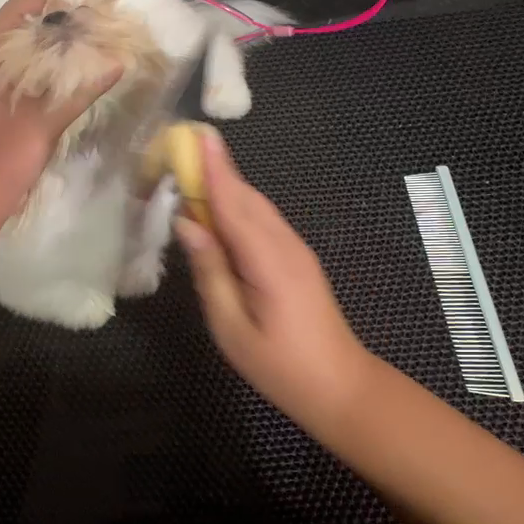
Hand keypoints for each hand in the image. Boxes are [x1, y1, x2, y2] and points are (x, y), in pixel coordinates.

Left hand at [0, 0, 121, 212]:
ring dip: (44, 50)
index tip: (72, 9)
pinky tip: (65, 80)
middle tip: (83, 30)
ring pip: (16, 56)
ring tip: (80, 50)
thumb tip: (116, 63)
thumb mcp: (47, 119)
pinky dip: (39, 72)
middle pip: (14, 32)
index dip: (40, 5)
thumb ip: (82, 89)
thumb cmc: (5, 152)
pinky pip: (17, 77)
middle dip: (48, 27)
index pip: (10, 14)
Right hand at [175, 130, 375, 427]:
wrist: (342, 390)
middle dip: (215, 167)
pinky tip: (217, 204)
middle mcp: (285, 245)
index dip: (213, 168)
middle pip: (245, 196)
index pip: (233, 203)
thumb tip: (187, 224)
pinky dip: (236, 202)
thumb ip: (210, 270)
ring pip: (255, 204)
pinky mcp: (295, 257)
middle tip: (180, 143)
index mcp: (268, 261)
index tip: (197, 134)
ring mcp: (295, 249)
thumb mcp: (231, 326)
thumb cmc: (281, 366)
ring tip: (191, 165)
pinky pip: (261, 218)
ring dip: (225, 182)